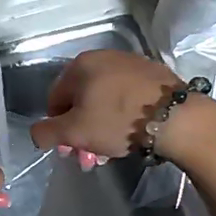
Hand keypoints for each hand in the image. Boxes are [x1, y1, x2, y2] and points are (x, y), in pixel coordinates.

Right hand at [30, 49, 182, 163]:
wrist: (176, 118)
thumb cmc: (117, 121)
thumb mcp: (72, 132)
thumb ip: (45, 132)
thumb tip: (38, 133)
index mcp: (80, 65)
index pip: (54, 100)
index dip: (57, 128)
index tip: (69, 149)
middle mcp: (104, 57)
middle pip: (80, 102)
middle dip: (80, 133)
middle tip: (87, 157)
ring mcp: (131, 65)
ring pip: (103, 103)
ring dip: (99, 130)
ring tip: (107, 153)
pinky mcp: (153, 76)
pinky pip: (125, 100)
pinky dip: (120, 119)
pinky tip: (127, 138)